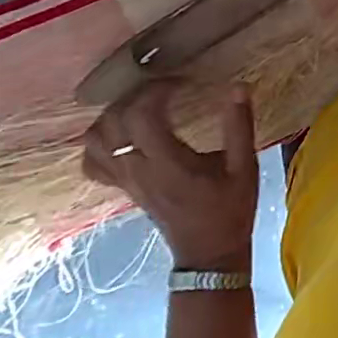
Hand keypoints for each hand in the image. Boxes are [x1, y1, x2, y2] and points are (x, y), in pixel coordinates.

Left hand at [82, 82, 258, 271]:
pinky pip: (93, 161)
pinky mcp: (123, 188)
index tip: (182, 83)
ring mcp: (125, 181)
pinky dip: (100, 141)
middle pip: (114, 121)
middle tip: (164, 89)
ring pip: (95, 138)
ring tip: (142, 105)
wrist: (209, 253)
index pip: (142, 115)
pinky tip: (123, 133)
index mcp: (167, 164)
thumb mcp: (244, 168)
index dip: (157, 90)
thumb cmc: (230, 210)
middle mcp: (138, 171)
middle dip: (137, 96)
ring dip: (114, 114)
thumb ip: (239, 127)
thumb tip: (238, 87)